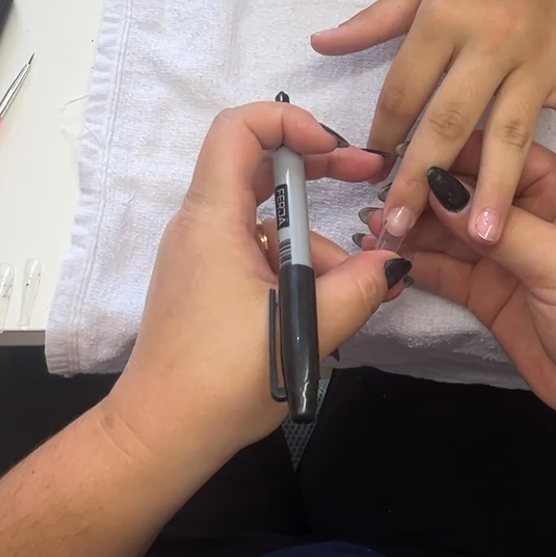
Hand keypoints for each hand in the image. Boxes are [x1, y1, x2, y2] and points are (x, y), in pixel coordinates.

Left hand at [102, 101, 411, 468]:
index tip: (333, 147)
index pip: (237, 128)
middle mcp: (201, 223)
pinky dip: (294, 268)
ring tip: (357, 293)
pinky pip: (258, 252)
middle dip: (319, 170)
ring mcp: (203, 253)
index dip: (287, 120)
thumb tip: (394, 261)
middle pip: (260, 166)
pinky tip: (326, 309)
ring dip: (315, 245)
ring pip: (268, 221)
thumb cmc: (222, 379)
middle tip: (369, 178)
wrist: (161, 436)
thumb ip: (359, 288)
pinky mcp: (210, 281)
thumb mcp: (304, 329)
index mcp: (212, 217)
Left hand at [311, 0, 555, 251]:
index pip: (405, 87)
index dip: (383, 131)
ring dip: (495, 186)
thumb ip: (371, 23)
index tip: (368, 171)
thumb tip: (318, 43)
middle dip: (423, 177)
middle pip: (451, 119)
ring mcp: (540, 61)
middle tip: (401, 226)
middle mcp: (492, 41)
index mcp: (445, 20)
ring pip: (513, 131)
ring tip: (481, 239)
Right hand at [380, 132, 555, 439]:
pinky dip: (418, 262)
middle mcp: (533, 218)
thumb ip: (502, 228)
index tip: (408, 151)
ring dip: (415, 229)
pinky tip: (389, 253)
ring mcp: (509, 257)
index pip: (504, 157)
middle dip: (426, 192)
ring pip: (451, 232)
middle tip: (379, 194)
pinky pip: (447, 270)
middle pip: (471, 194)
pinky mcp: (490, 294)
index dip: (457, 152)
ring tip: (375, 226)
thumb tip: (438, 188)